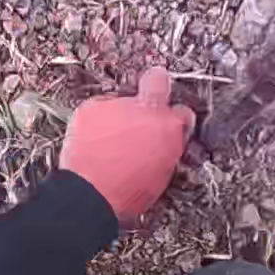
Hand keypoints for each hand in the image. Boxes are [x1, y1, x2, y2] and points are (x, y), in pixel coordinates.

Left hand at [60, 65, 195, 224]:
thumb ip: (165, 149)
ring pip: (122, 101)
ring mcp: (118, 104)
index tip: (168, 121)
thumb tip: (163, 144)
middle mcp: (147, 110)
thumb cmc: (127, 193)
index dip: (175, 117)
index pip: (182, 112)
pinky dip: (96, 122)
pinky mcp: (92, 106)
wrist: (91, 193)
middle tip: (149, 97)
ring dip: (118, 116)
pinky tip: (93, 142)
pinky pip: (97, 109)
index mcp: (170, 129)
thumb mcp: (160, 175)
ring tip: (109, 142)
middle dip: (157, 84)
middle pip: (157, 81)